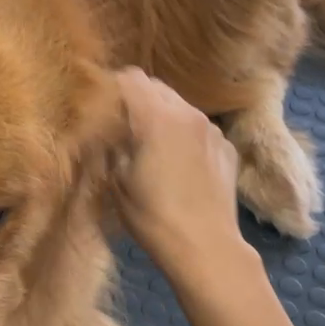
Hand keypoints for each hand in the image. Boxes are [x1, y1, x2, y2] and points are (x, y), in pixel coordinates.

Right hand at [111, 68, 251, 282]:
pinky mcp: (226, 147)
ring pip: (178, 106)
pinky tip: (176, 164)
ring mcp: (211, 129)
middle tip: (120, 127)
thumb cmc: (151, 216)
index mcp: (156, 118)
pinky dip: (182, 135)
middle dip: (136, 101)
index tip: (99, 107)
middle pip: (156, 87)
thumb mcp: (115, 181)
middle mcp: (188, 113)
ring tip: (148, 147)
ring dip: (160, 117)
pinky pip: (197, 128)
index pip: (130, 79)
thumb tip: (106, 129)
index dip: (111, 88)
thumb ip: (111, 145)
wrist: (204, 246)